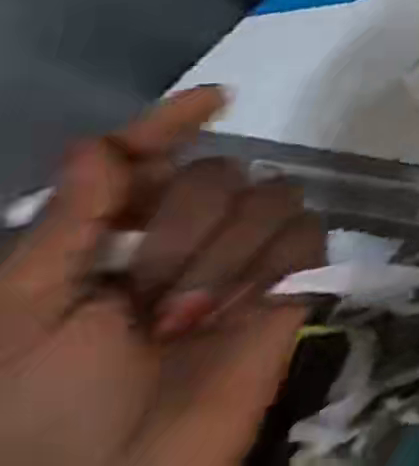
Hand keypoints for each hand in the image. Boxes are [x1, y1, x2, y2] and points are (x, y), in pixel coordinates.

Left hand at [0, 88, 324, 465]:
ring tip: (184, 319)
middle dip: (184, 227)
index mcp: (111, 240)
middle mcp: (185, 236)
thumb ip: (68, 225)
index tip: (213, 97)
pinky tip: (235, 310)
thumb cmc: (39, 408)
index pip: (147, 161)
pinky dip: (264, 269)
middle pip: (220, 173)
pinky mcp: (297, 272)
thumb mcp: (21, 318)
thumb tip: (103, 143)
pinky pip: (304, 232)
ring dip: (221, 257)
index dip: (170, 125)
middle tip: (143, 291)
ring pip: (271, 197)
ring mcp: (248, 254)